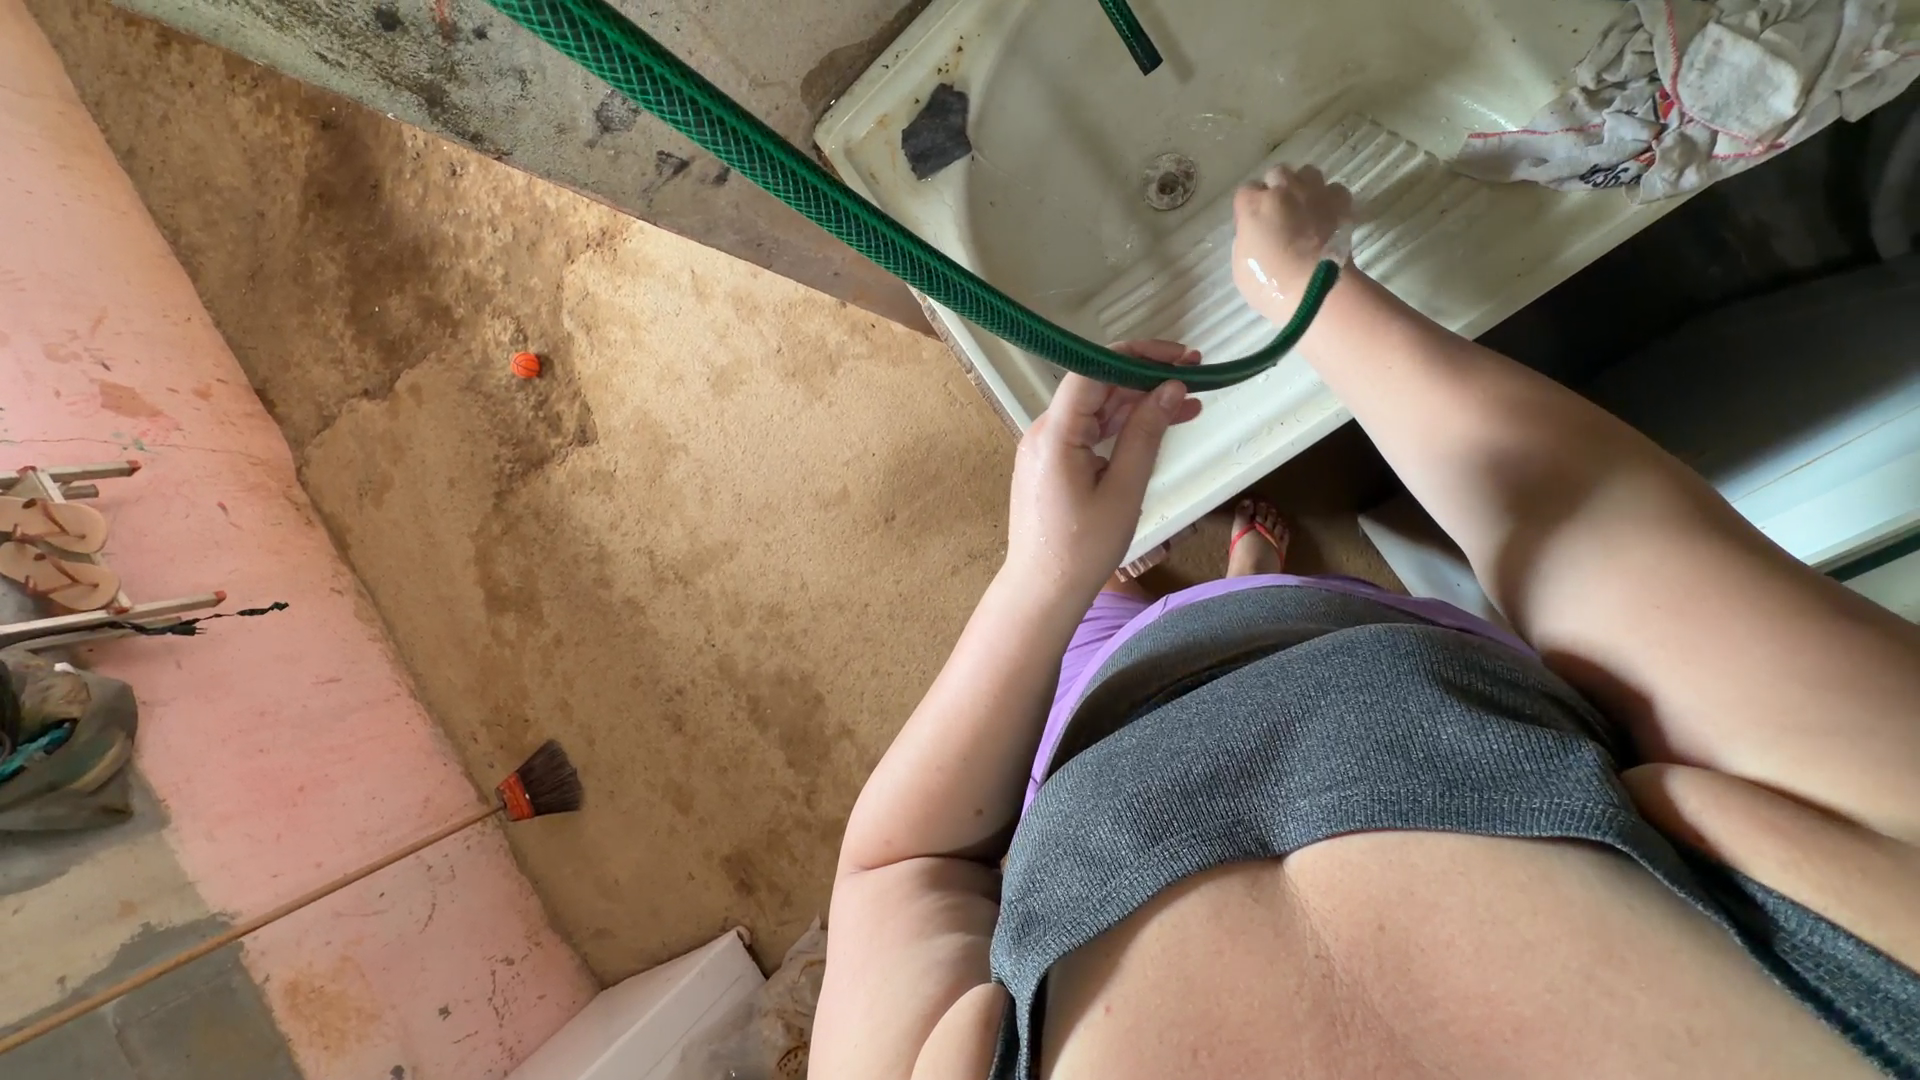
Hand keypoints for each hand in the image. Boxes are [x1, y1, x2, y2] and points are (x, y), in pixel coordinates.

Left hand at [1004, 341, 1204, 603]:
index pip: (1093, 371)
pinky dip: (1120, 429)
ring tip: (1188, 404)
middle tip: (1195, 376)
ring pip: (1095, 412)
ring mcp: (1044, 449)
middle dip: (1145, 379)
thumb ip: (1146, 434)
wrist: (1043, 591)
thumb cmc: (1082, 549)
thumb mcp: (1124, 490)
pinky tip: (1156, 428)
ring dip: (1138, 405)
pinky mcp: (1050, 465)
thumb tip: (1171, 389)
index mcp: (1054, 435)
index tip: (1180, 357)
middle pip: (1096, 389)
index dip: (1138, 356)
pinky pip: (1087, 434)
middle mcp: (1042, 433)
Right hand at [1232, 165, 1353, 321]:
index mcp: (1253, 206)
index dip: (1248, 207)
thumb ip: (1246, 238)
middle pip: (1277, 173)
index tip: (1251, 224)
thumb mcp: (1240, 265)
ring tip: (1302, 208)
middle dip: (1275, 189)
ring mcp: (1315, 193)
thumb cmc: (1269, 285)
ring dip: (1302, 187)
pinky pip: (1333, 189)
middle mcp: (1284, 190)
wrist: (1315, 291)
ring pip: (1307, 173)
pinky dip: (1328, 199)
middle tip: (1277, 213)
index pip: (1245, 191)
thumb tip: (1256, 230)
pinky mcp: (1340, 202)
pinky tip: (1324, 215)